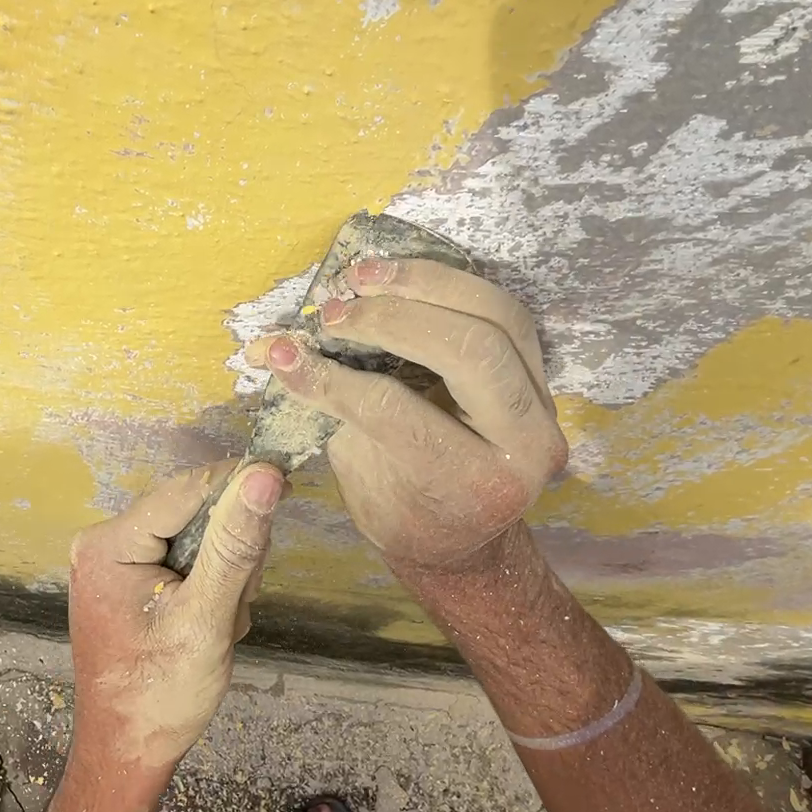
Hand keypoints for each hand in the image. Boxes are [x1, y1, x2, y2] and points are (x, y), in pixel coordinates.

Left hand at [66, 460, 283, 771]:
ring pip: (193, 537)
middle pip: (190, 512)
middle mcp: (104, 540)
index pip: (186, 489)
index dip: (238, 483)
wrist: (126, 751)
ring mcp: (113, 559)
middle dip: (227, 551)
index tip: (287, 483)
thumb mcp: (205, 618)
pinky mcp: (127, 577)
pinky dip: (206, 585)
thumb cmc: (160, 693)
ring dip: (221, 573)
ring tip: (219, 621)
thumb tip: (263, 475)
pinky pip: (181, 558)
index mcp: (110, 542)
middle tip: (237, 600)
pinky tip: (205, 622)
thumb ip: (235, 546)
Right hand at [248, 256, 565, 571]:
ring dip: (423, 283)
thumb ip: (323, 408)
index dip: (332, 379)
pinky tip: (397, 277)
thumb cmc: (400, 512)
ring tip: (362, 276)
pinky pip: (502, 310)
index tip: (283, 353)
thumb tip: (268, 349)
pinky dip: (446, 285)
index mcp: (474, 483)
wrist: (462, 535)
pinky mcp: (541, 373)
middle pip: (469, 349)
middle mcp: (525, 443)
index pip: (395, 413)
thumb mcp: (357, 473)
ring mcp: (544, 404)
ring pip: (497, 314)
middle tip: (333, 310)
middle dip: (390, 318)